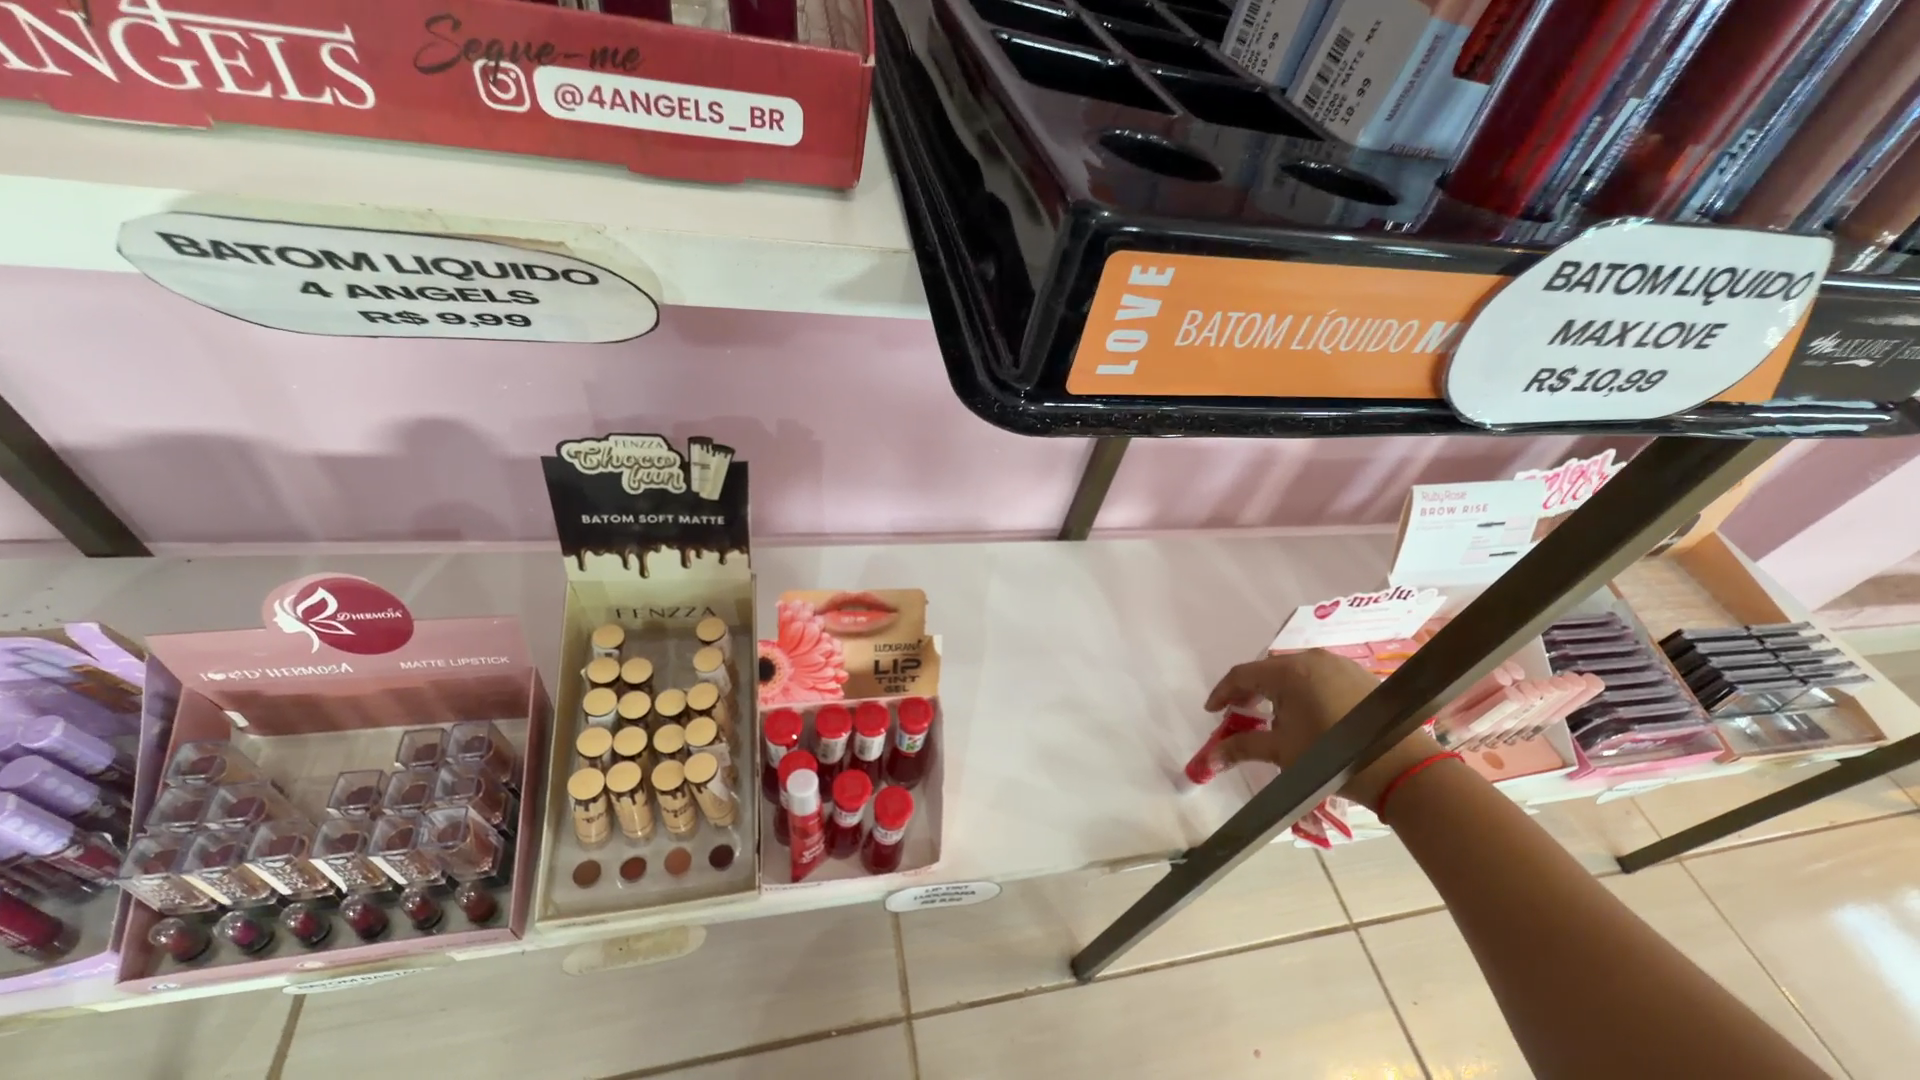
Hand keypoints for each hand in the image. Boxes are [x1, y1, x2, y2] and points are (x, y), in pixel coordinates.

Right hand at [1206, 649, 1443, 809]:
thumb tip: (1211, 757)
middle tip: (1239, 715)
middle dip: (1250, 693)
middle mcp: (1313, 659)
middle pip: (1269, 670)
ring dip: (1277, 693)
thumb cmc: (1332, 757)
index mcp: (1289, 671)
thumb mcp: (1281, 752)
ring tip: (1272, 718)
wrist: (1401, 767)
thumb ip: (1242, 748)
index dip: (1223, 693)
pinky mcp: (1360, 676)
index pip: (1243, 674)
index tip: (1212, 713)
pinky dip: (1303, 693)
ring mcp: (1340, 665)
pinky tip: (1304, 716)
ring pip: (1296, 673)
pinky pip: (1319, 678)